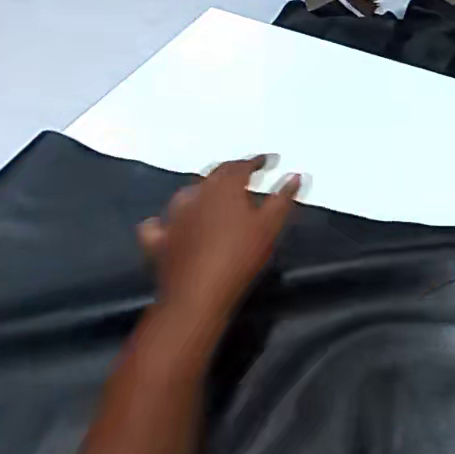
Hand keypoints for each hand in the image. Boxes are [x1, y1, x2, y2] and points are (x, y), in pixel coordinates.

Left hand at [137, 156, 300, 341]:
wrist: (197, 293)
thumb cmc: (239, 256)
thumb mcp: (270, 227)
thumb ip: (283, 199)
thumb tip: (296, 175)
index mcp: (224, 187)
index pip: (242, 165)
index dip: (257, 161)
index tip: (269, 160)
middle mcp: (196, 194)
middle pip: (214, 175)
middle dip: (231, 171)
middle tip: (244, 174)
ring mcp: (173, 216)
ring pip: (188, 194)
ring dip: (203, 191)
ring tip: (213, 196)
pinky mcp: (158, 240)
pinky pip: (159, 225)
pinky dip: (166, 222)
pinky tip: (169, 225)